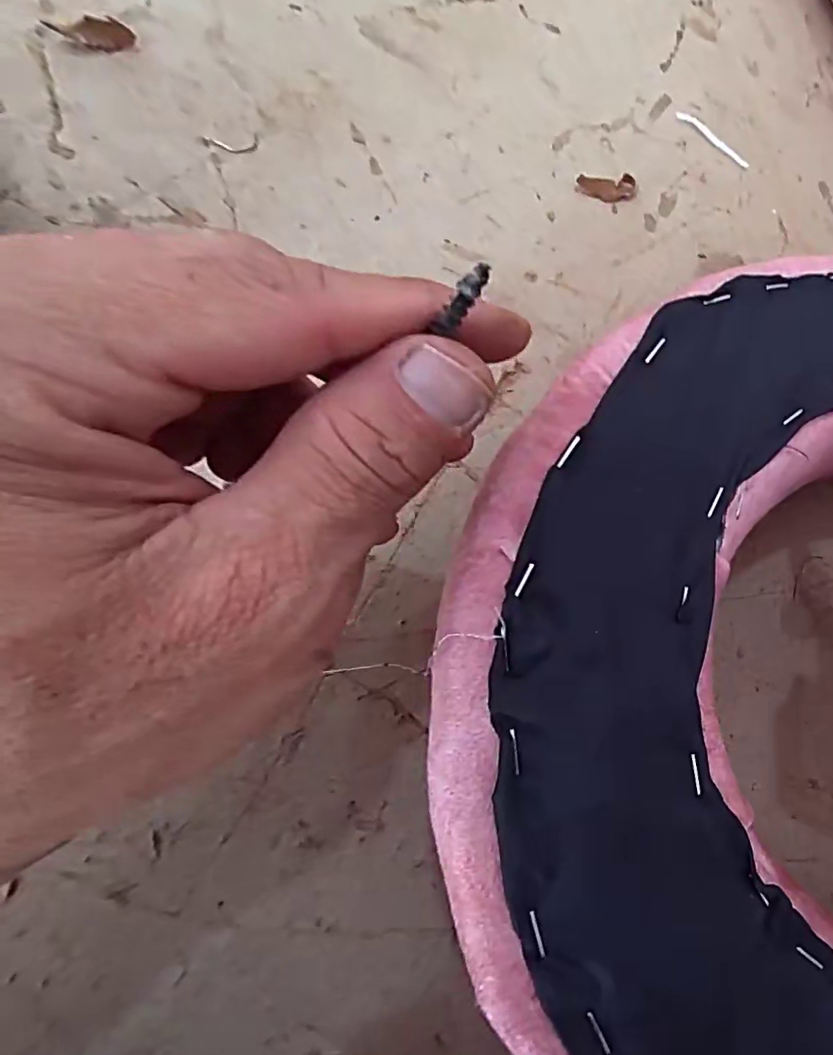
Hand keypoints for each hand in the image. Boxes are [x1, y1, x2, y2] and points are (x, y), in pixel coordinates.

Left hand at [0, 229, 530, 870]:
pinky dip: (253, 402)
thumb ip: (363, 461)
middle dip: (359, 342)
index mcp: (5, 370)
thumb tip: (456, 370)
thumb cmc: (75, 711)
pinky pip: (156, 357)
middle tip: (453, 397)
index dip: (402, 312)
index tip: (503, 332)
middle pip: (218, 285)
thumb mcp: (262, 585)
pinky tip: (288, 464)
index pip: (255, 299)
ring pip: (196, 316)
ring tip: (375, 457)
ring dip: (311, 380)